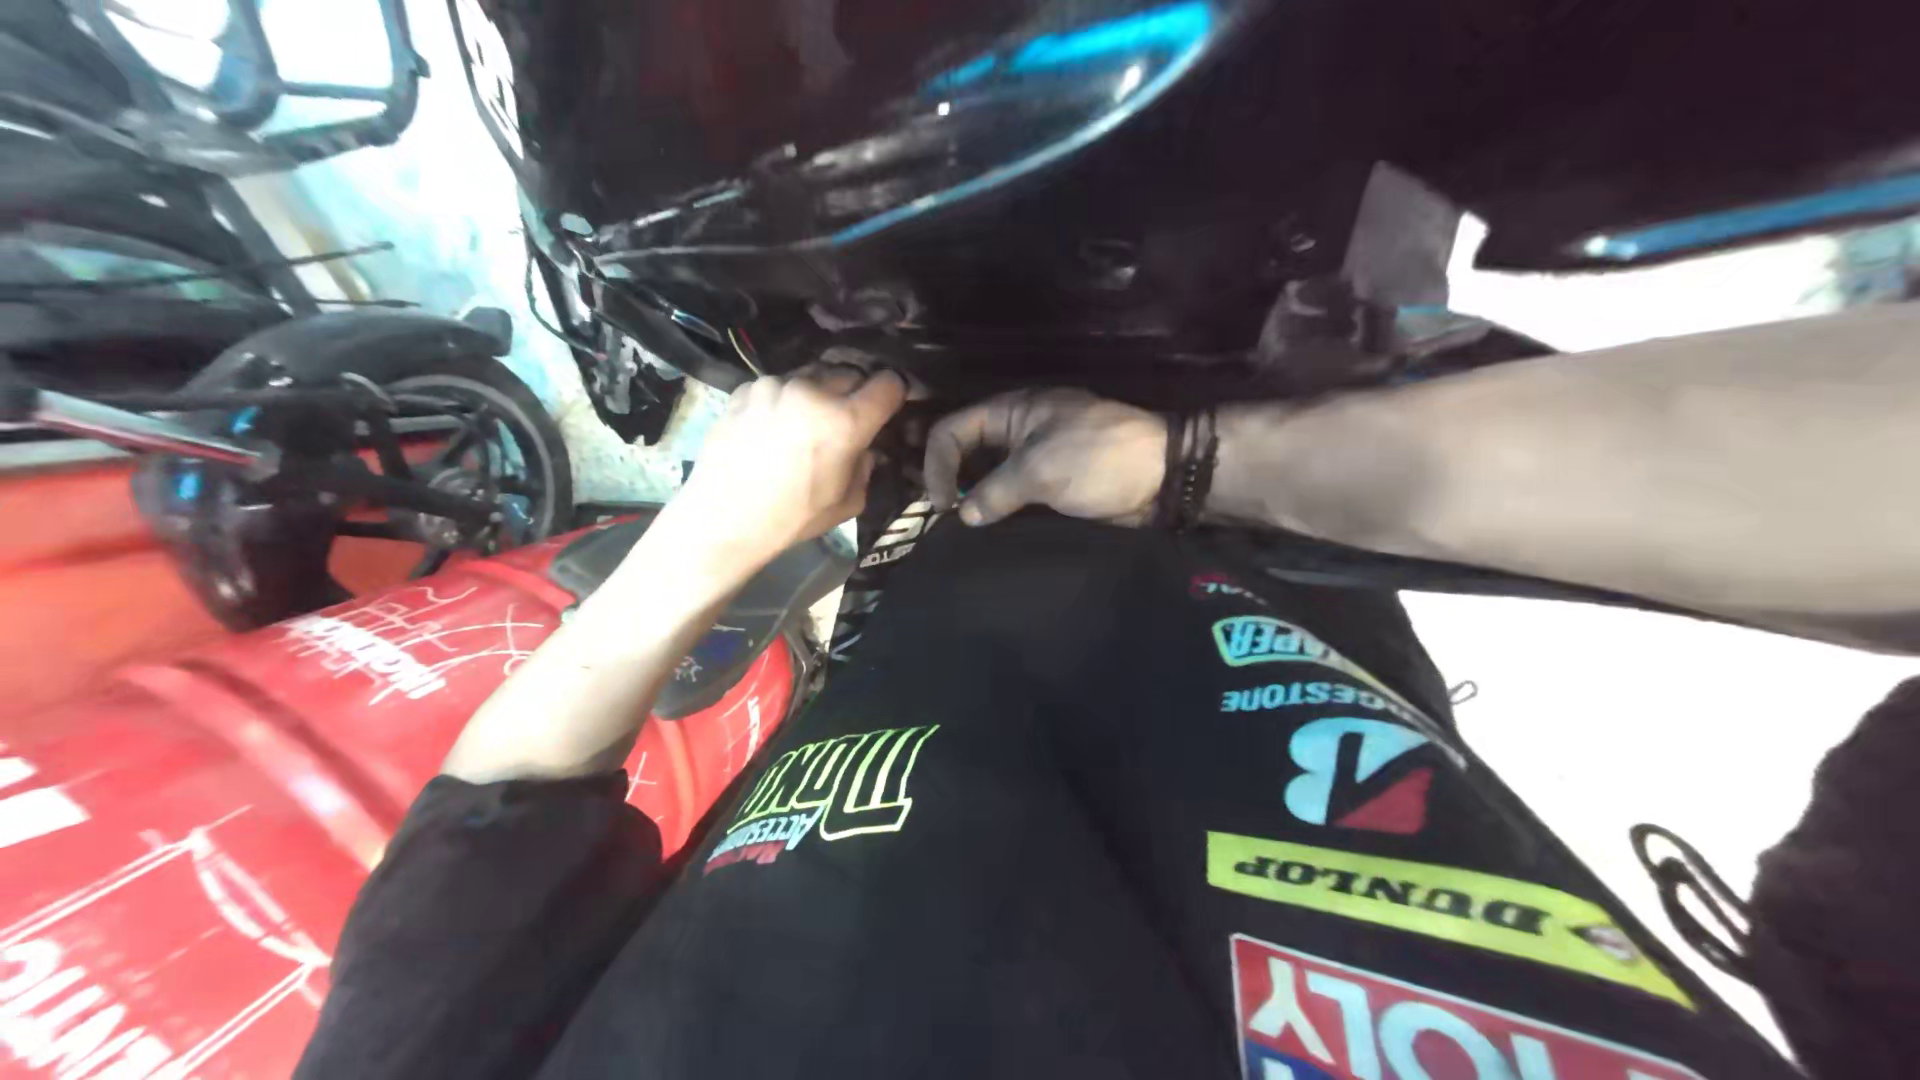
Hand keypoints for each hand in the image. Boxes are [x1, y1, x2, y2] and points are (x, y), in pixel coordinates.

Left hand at [661, 366, 906, 570]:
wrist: (724, 519)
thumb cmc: (793, 518)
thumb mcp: (848, 503)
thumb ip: (865, 467)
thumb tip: (862, 449)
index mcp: (846, 421)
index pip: (888, 384)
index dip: (894, 393)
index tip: (887, 405)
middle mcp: (812, 392)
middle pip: (849, 374)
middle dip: (853, 395)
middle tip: (843, 421)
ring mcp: (774, 386)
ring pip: (810, 378)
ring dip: (814, 396)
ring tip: (801, 426)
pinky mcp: (745, 389)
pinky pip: (776, 387)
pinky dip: (781, 401)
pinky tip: (770, 428)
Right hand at [924, 388, 1166, 526]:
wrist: (1162, 478)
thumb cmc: (1098, 459)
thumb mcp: (1040, 468)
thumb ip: (995, 491)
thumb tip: (965, 516)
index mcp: (1013, 411)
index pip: (954, 429)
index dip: (939, 463)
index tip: (942, 504)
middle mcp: (1018, 433)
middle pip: (966, 452)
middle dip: (950, 482)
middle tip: (943, 518)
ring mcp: (1034, 460)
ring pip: (988, 478)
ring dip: (973, 502)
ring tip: (961, 531)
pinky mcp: (1050, 487)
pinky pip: (1012, 498)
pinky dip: (998, 513)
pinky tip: (988, 533)